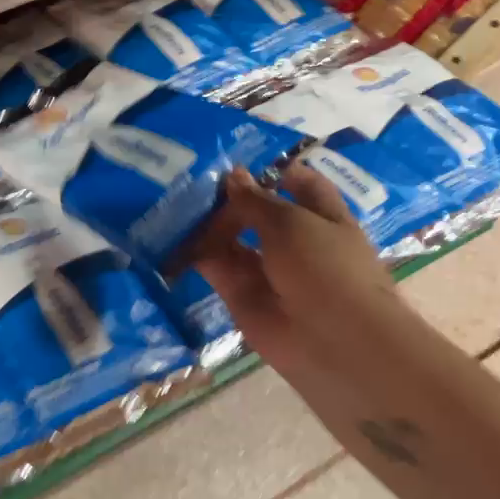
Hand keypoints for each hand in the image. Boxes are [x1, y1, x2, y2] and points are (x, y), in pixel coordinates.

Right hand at [189, 163, 413, 378]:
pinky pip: (212, 265)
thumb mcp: (292, 222)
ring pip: (230, 237)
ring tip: (169, 200)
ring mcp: (266, 268)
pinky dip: (191, 251)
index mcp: (322, 217)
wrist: (334, 342)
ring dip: (206, 222)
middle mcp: (293, 241)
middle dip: (228, 196)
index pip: (299, 184)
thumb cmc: (327, 269)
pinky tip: (166, 232)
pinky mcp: (239, 292)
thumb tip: (232, 176)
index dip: (272, 170)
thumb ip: (256, 200)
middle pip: (256, 211)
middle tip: (187, 178)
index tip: (237, 156)